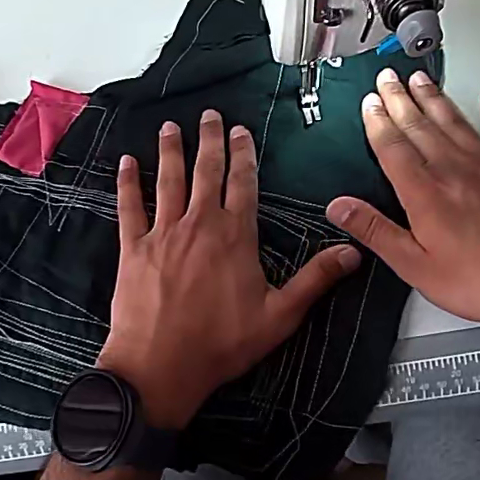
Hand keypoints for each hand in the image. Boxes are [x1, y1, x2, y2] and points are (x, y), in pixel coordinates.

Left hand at [98, 109, 362, 428]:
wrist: (160, 365)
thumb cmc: (220, 344)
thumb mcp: (279, 316)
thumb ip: (315, 280)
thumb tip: (353, 252)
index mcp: (235, 236)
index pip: (243, 184)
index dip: (244, 155)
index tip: (241, 131)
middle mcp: (198, 225)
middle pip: (206, 172)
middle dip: (210, 140)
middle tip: (209, 115)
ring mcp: (162, 234)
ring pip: (168, 181)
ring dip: (171, 151)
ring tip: (171, 126)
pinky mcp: (133, 248)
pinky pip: (129, 207)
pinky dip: (127, 183)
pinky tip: (126, 163)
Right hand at [326, 69, 479, 355]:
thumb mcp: (414, 265)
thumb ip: (375, 231)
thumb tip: (339, 207)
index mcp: (426, 194)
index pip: (393, 147)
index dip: (377, 122)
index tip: (368, 103)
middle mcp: (457, 172)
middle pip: (421, 126)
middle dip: (400, 100)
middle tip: (388, 79)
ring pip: (455, 122)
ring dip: (435, 98)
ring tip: (421, 79)